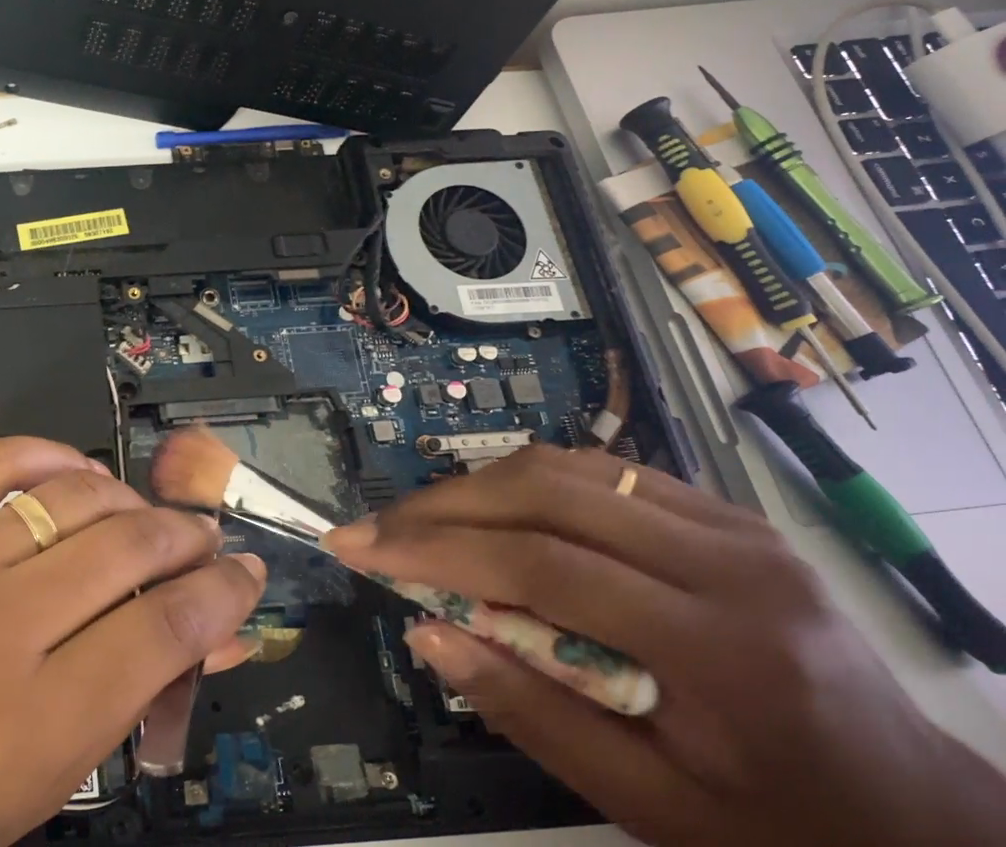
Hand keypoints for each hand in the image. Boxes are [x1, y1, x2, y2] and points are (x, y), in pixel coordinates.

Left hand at [0, 437, 265, 846]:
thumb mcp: (34, 789)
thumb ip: (118, 704)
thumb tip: (191, 629)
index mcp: (33, 724)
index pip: (161, 631)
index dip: (220, 594)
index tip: (243, 575)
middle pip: (126, 551)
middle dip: (185, 538)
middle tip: (203, 539)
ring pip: (71, 499)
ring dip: (128, 499)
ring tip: (146, 513)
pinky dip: (50, 455)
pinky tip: (78, 468)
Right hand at [322, 444, 1005, 846]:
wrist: (917, 814)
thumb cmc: (775, 824)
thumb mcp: (647, 804)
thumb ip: (531, 714)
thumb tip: (428, 633)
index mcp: (720, 646)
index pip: (543, 564)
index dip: (435, 548)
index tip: (358, 549)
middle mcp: (732, 562)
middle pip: (548, 492)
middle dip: (440, 505)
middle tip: (374, 532)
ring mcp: (737, 526)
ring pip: (570, 465)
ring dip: (477, 486)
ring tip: (420, 523)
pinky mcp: (730, 514)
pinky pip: (605, 472)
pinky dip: (528, 484)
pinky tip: (492, 514)